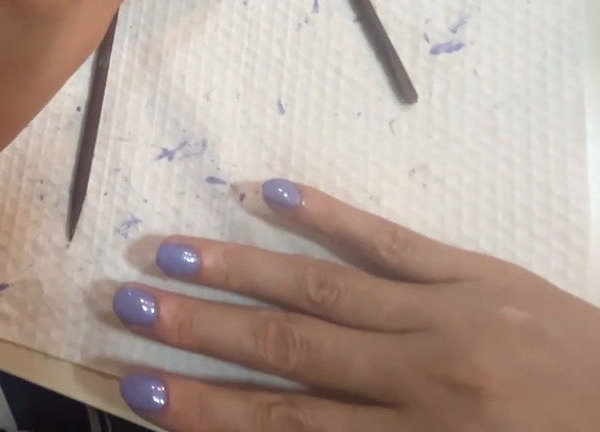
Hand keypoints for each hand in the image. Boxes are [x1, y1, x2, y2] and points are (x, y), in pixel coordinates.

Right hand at [110, 180, 599, 431]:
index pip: (288, 426)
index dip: (204, 410)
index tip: (133, 390)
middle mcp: (426, 380)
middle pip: (287, 351)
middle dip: (195, 330)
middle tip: (121, 303)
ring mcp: (448, 312)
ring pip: (318, 288)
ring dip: (234, 269)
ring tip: (164, 251)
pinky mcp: (478, 272)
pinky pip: (386, 237)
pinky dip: (323, 214)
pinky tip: (265, 191)